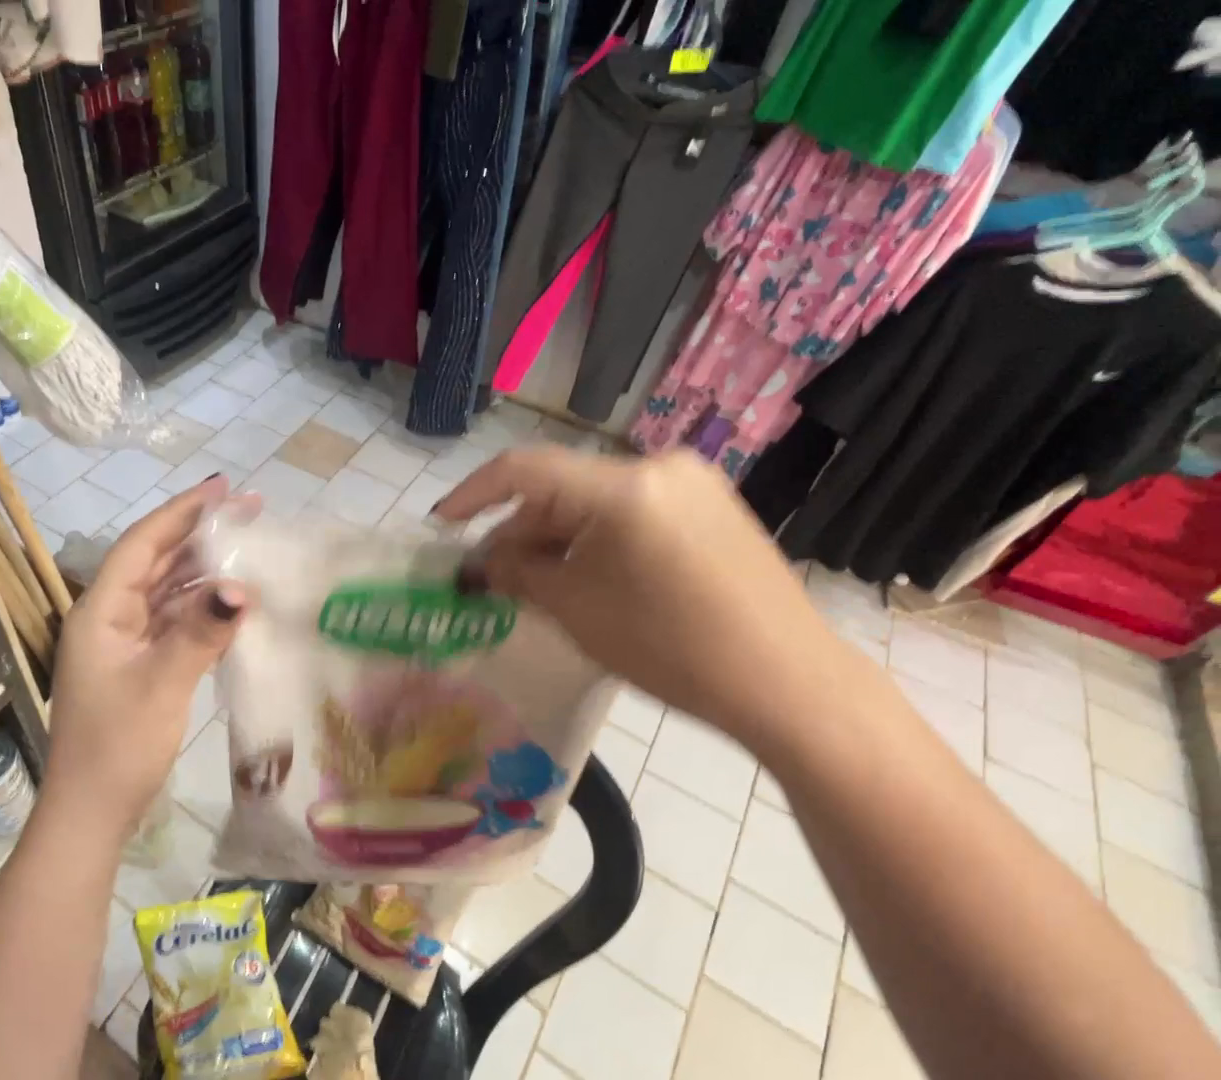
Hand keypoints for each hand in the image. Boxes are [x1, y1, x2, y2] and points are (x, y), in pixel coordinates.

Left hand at [46, 478, 245, 838]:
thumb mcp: (162, 684)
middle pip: (155, 563)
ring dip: (204, 574)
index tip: (223, 487)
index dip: (181, 512)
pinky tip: (234, 604)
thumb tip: (242, 587)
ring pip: (166, 593)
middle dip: (199, 536)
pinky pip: (173, 624)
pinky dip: (202, 612)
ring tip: (249, 551)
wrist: (91, 813)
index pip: (142, 545)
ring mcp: (122, 644)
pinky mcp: (139, 668)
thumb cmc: (118, 746)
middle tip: (249, 511)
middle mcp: (108, 619)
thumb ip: (201, 632)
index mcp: (99, 612)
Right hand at [435, 447, 859, 749]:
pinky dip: (595, 538)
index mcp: (623, 487)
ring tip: (536, 584)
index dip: (471, 495)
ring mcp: (690, 483)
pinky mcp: (710, 505)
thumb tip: (477, 562)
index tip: (441, 525)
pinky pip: (631, 510)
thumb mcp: (577, 611)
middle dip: (519, 530)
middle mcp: (657, 467)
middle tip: (490, 576)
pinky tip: (586, 577)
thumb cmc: (672, 650)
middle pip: (561, 487)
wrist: (788, 683)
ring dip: (557, 536)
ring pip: (594, 500)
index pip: (523, 470)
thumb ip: (516, 573)